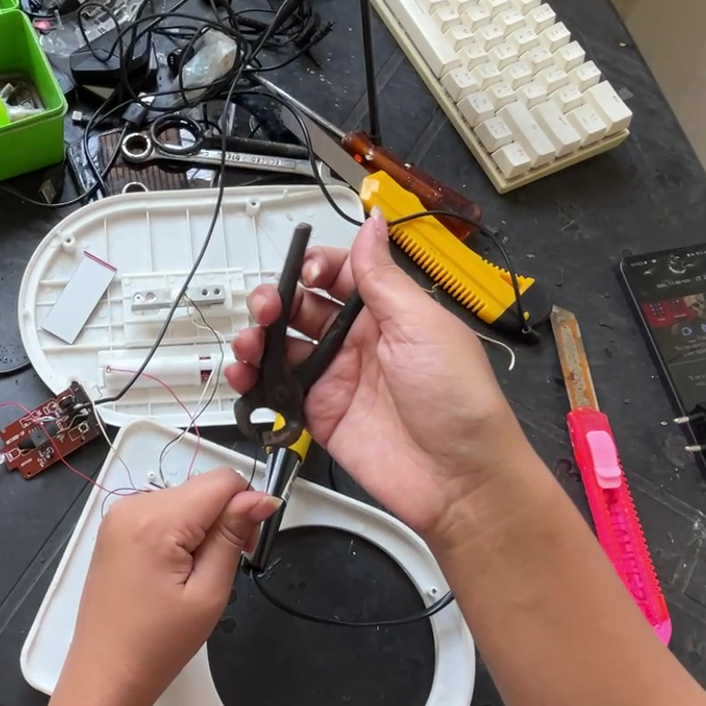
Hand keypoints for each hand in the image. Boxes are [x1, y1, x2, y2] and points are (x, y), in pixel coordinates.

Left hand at [57, 469, 280, 705]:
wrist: (105, 675)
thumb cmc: (159, 645)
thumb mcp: (209, 592)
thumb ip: (233, 535)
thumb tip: (263, 497)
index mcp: (156, 519)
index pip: (222, 480)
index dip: (247, 505)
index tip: (249, 545)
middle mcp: (133, 505)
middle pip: (202, 488)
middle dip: (224, 519)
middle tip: (223, 569)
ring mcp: (119, 515)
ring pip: (184, 498)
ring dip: (201, 527)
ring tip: (195, 575)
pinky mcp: (114, 528)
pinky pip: (162, 511)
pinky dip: (179, 532)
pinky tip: (174, 569)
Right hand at [226, 211, 533, 542]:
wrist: (459, 480)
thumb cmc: (460, 402)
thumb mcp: (423, 326)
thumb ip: (384, 278)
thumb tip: (372, 225)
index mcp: (387, 313)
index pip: (339, 275)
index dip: (313, 267)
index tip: (302, 273)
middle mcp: (357, 342)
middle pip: (300, 308)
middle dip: (275, 300)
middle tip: (267, 309)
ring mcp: (335, 378)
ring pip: (281, 347)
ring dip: (257, 338)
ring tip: (251, 343)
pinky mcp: (318, 414)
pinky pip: (275, 392)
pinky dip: (253, 381)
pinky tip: (245, 374)